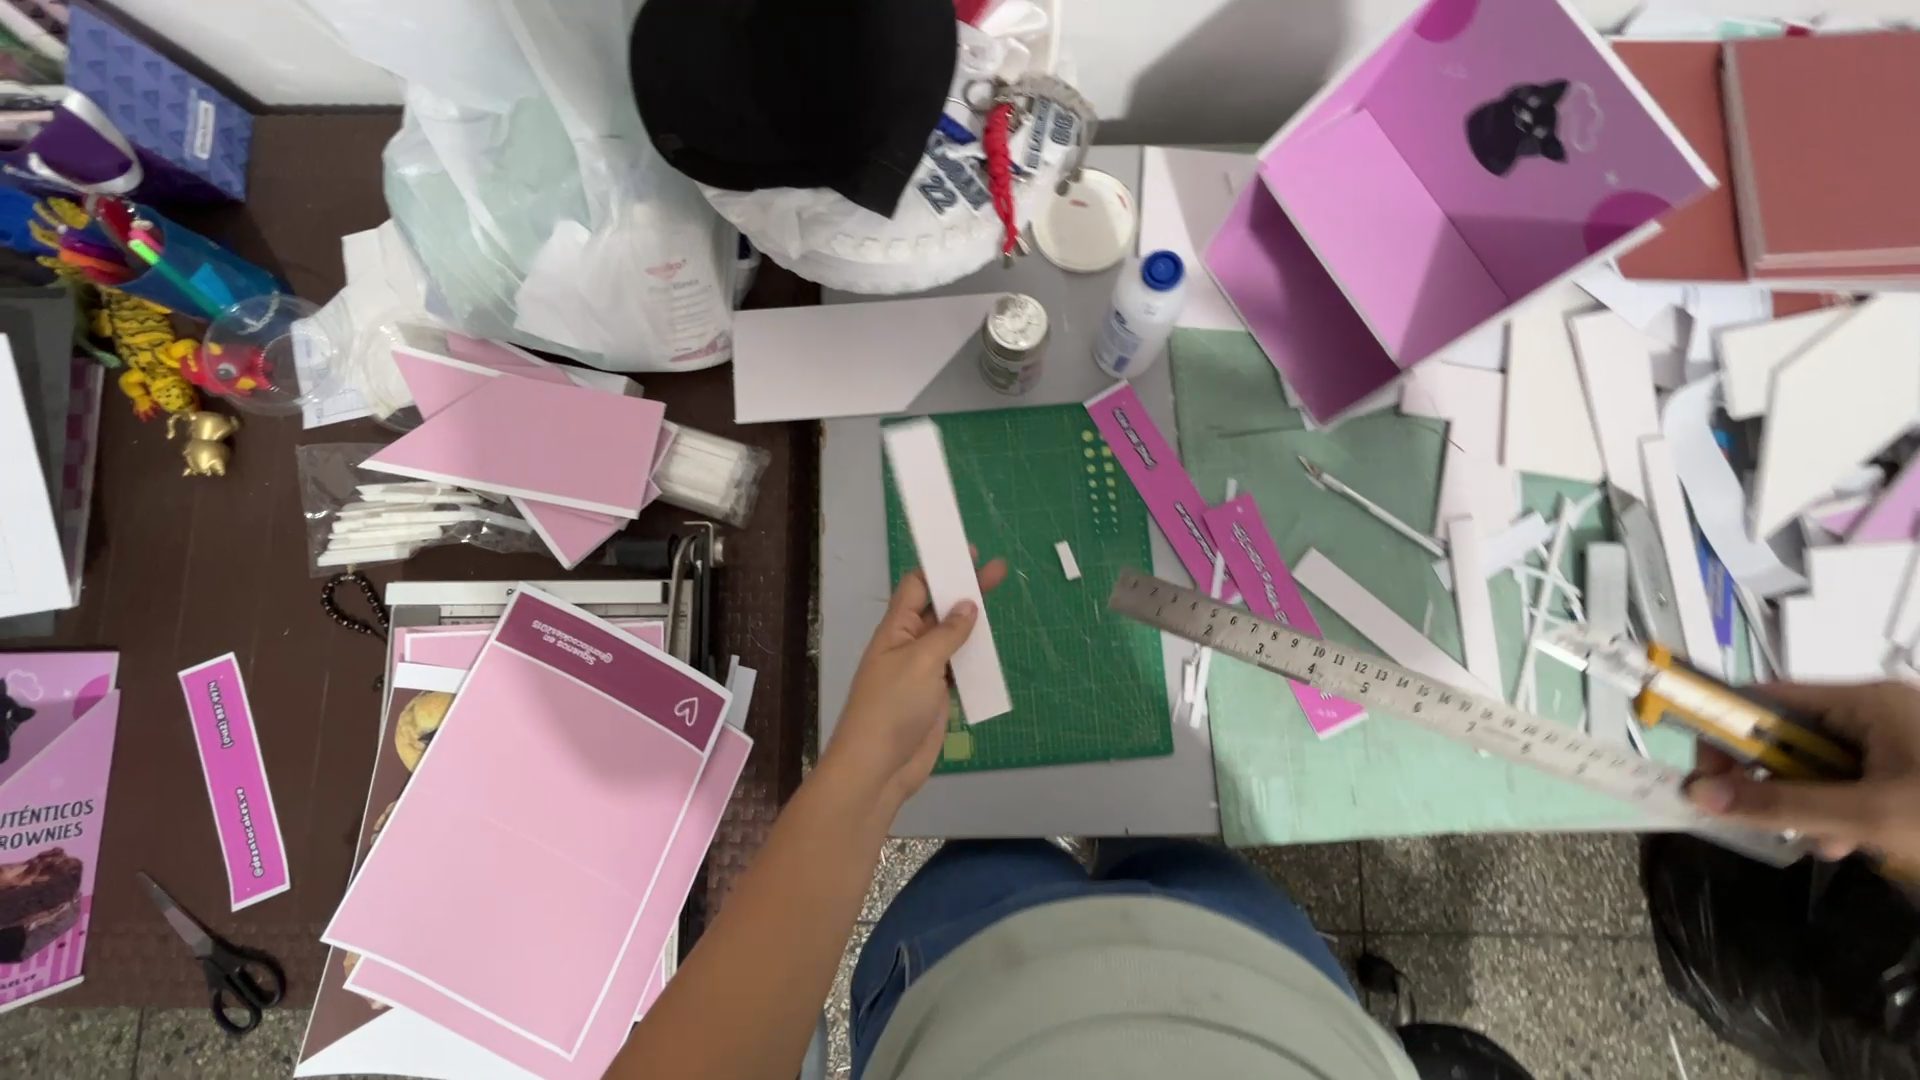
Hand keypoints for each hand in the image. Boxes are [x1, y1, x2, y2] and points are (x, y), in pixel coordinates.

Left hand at [823, 556, 1007, 809]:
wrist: (878, 768)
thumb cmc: (892, 708)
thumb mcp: (921, 662)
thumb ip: (947, 633)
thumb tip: (968, 605)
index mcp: (895, 629)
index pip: (917, 587)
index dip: (941, 567)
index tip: (969, 553)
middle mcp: (908, 645)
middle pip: (939, 610)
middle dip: (965, 590)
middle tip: (999, 571)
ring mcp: (922, 672)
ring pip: (951, 639)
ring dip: (973, 624)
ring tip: (1000, 606)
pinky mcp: (935, 697)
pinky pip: (958, 669)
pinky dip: (974, 658)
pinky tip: (992, 651)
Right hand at [1686, 681, 1919, 863]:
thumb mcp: (1873, 817)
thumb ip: (1781, 804)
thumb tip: (1696, 794)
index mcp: (1866, 701)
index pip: (1759, 699)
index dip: (1722, 731)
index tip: (1709, 775)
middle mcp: (1880, 711)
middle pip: (1788, 733)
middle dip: (1768, 777)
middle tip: (1758, 815)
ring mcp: (1903, 741)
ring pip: (1821, 762)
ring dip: (1804, 801)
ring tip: (1822, 842)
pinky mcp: (1916, 771)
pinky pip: (1854, 779)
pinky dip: (1840, 809)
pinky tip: (1852, 842)